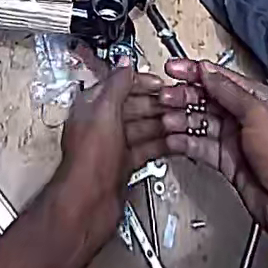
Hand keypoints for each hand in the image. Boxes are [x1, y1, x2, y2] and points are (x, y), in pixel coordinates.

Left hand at [50, 64, 166, 240]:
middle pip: (132, 106)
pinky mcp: (122, 166)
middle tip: (176, 102)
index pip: (119, 85)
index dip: (140, 82)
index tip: (160, 83)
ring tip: (180, 120)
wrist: (87, 205)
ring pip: (140, 128)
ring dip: (160, 123)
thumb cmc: (89, 160)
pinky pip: (144, 149)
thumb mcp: (105, 111)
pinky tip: (173, 142)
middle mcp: (100, 124)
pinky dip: (159, 145)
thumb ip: (117, 85)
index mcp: (92, 106)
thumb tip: (124, 62)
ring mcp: (112, 146)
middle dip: (154, 103)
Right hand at [157, 59, 267, 267]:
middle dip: (184, 95)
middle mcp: (246, 118)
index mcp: (257, 99)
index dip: (195, 71)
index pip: (219, 78)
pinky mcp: (230, 165)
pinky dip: (186, 141)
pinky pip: (203, 147)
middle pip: (208, 99)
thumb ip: (229, 92)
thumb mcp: (259, 116)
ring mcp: (237, 142)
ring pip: (202, 122)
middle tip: (164, 96)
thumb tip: (208, 71)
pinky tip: (173, 139)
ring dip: (182, 118)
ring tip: (165, 118)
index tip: (173, 68)